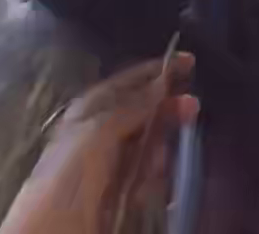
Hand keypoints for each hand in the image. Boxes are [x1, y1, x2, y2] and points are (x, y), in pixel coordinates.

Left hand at [1, 52, 197, 233]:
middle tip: (192, 109)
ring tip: (161, 161)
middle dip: (167, 107)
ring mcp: (110, 167)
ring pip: (147, 144)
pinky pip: (145, 177)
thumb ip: (131, 106)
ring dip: (160, 146)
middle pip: (143, 110)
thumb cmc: (66, 185)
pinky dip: (154, 177)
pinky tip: (153, 185)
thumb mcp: (96, 136)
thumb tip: (163, 80)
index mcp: (90, 111)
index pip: (130, 81)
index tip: (189, 62)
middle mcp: (100, 133)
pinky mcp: (118, 198)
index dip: (158, 70)